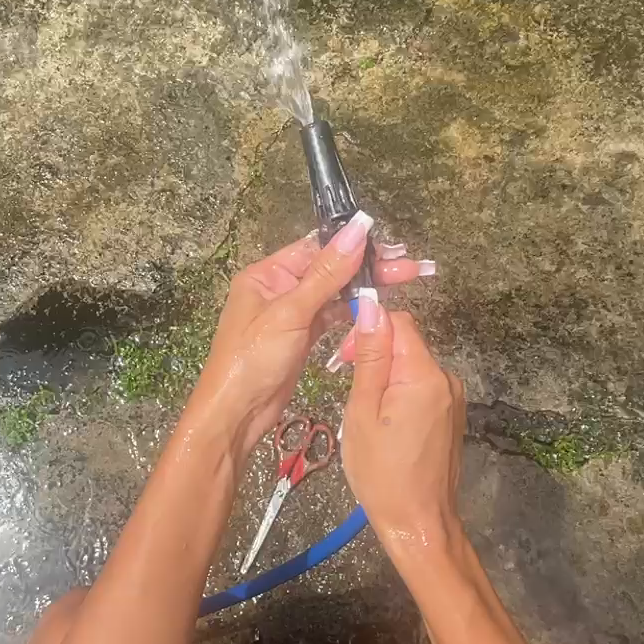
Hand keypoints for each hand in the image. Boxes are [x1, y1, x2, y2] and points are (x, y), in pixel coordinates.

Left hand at [184, 212, 429, 452]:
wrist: (235, 413)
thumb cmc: (251, 360)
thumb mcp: (290, 313)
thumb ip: (327, 274)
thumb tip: (357, 230)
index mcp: (266, 274)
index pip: (314, 248)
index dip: (352, 245)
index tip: (389, 245)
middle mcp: (277, 289)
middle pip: (328, 269)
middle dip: (366, 266)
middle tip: (408, 266)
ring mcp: (290, 315)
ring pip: (333, 293)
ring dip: (364, 287)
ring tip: (402, 280)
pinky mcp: (301, 338)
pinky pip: (330, 316)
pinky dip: (352, 311)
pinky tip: (377, 306)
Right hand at [341, 302, 465, 554]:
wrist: (419, 523)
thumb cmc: (381, 472)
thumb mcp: (362, 411)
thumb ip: (369, 357)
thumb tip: (370, 307)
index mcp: (425, 375)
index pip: (399, 322)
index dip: (368, 330)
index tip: (344, 359)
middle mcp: (447, 379)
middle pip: (406, 344)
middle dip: (374, 355)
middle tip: (348, 388)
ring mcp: (454, 399)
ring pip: (412, 366)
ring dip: (384, 376)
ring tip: (363, 412)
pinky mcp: (452, 416)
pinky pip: (421, 388)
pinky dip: (398, 394)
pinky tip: (383, 423)